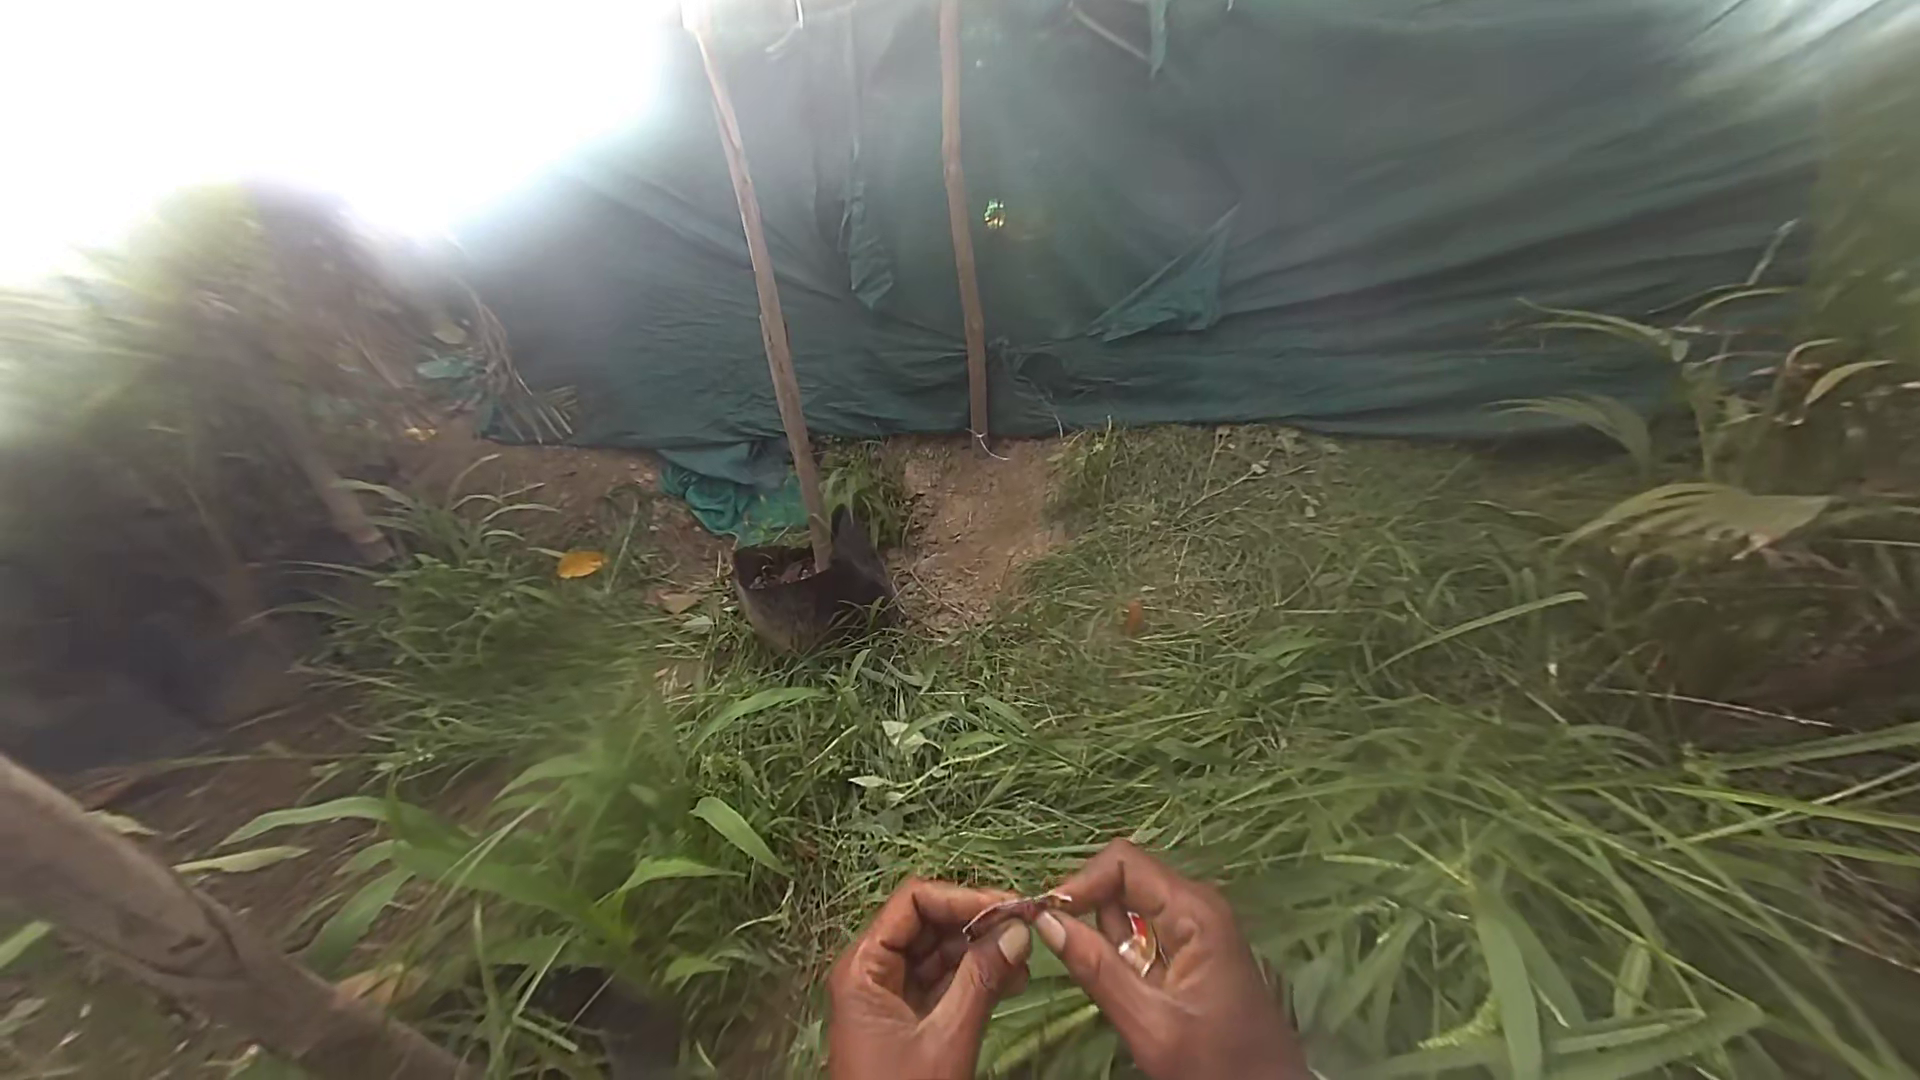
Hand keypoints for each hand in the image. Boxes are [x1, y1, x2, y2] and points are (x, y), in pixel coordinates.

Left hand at [828, 878, 1032, 1079]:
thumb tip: (1020, 928)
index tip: (1007, 906)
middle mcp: (874, 968)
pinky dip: (976, 976)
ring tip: (1024, 955)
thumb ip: (981, 980)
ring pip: (940, 950)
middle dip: (977, 922)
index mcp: (864, 964)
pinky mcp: (908, 1017)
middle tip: (1024, 926)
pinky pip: (944, 980)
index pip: (913, 902)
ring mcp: (891, 993)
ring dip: (982, 948)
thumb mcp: (945, 1042)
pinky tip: (1012, 978)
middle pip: (928, 922)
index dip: (961, 897)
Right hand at [1036, 840, 1307, 1079]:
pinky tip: (1133, 985)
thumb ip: (1096, 968)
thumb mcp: (1151, 1027)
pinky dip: (1123, 948)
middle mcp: (1195, 901)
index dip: (1082, 881)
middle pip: (1124, 877)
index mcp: (1194, 909)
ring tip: (1119, 983)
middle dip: (1091, 908)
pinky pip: (1142, 926)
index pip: (1124, 862)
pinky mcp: (1192, 941)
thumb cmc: (1219, 1069)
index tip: (1050, 915)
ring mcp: (1195, 920)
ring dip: (1108, 935)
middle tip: (1071, 951)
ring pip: (1128, 902)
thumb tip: (1045, 919)